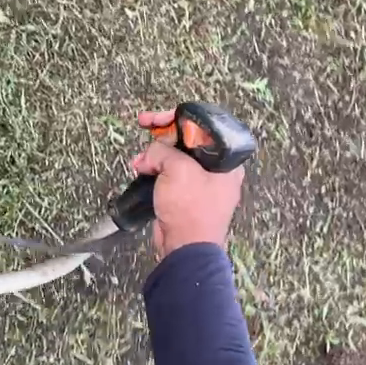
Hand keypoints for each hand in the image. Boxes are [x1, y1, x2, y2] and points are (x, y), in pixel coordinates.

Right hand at [132, 109, 243, 260]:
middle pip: (186, 139)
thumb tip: (150, 155)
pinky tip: (141, 170)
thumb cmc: (191, 209)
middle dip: (161, 135)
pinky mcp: (185, 194)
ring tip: (139, 162)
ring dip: (153, 154)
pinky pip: (168, 173)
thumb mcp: (177, 169)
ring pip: (174, 156)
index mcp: (226, 160)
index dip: (177, 118)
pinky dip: (153, 168)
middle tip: (143, 123)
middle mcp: (216, 169)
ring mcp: (200, 182)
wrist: (186, 247)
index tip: (156, 118)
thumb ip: (163, 150)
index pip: (202, 127)